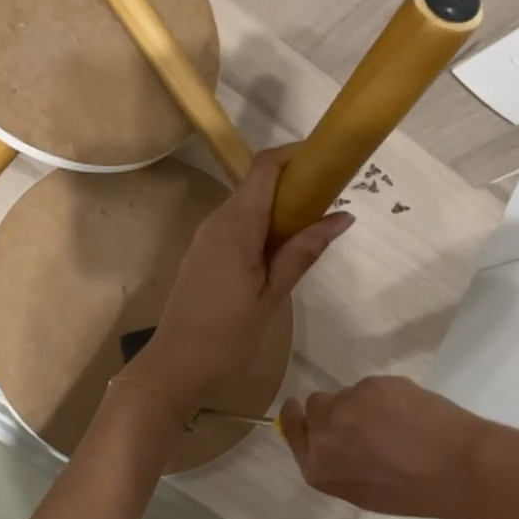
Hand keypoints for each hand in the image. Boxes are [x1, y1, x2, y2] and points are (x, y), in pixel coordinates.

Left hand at [119, 146, 353, 416]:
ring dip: (279, 208)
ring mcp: (205, 237)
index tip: (327, 161)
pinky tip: (281, 250)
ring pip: (246, 206)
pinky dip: (262, 226)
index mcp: (235, 225)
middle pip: (256, 184)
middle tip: (331, 202)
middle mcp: (216, 221)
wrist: (176, 363)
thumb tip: (342, 216)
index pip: (263, 167)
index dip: (294, 155)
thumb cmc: (228, 334)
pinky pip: (235, 225)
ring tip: (313, 228)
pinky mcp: (201, 253)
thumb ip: (304, 251)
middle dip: (294, 184)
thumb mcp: (273, 294)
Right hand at [281, 376, 509, 518]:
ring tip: (397, 425)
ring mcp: (347, 404)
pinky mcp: (373, 385)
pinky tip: (411, 415)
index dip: (299, 417)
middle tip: (366, 426)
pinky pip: (372, 386)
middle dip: (335, 411)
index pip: (290, 426)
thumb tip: (327, 441)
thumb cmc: (414, 493)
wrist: (463, 468)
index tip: (312, 414)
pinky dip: (387, 397)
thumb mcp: (361, 491)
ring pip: (347, 394)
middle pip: (315, 406)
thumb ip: (333, 464)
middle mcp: (323, 433)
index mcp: (317, 466)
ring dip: (363, 405)